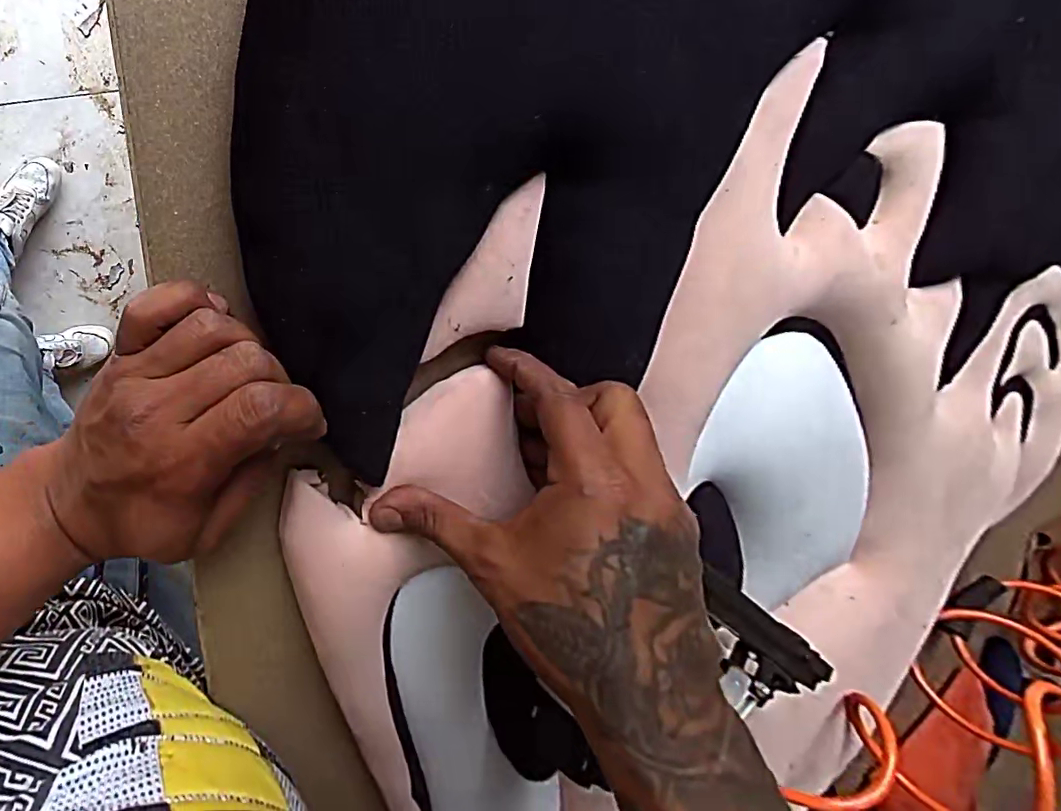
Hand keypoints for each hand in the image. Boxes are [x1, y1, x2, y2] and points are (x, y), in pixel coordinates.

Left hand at [41, 281, 326, 563]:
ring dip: (245, 340)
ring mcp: (134, 373)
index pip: (257, 408)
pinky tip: (212, 320)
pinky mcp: (121, 353)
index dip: (300, 406)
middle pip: (242, 361)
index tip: (308, 418)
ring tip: (244, 366)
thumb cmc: (139, 519)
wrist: (72, 498)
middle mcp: (156, 409)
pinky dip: (192, 299)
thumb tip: (283, 429)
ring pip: (209, 325)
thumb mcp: (204, 532)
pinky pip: (154, 304)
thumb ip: (251, 481)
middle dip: (278, 377)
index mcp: (180, 461)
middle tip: (275, 399)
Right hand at [365, 348, 782, 810]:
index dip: (527, 370)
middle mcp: (643, 488)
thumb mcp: (492, 564)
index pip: (563, 400)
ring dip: (584, 428)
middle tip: (525, 411)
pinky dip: (602, 460)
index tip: (504, 359)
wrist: (649, 701)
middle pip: (614, 402)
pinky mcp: (673, 531)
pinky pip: (639, 469)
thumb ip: (435, 520)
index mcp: (598, 484)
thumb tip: (387, 507)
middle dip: (567, 394)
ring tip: (537, 450)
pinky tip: (564, 492)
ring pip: (633, 434)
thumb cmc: (581, 636)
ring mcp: (665, 509)